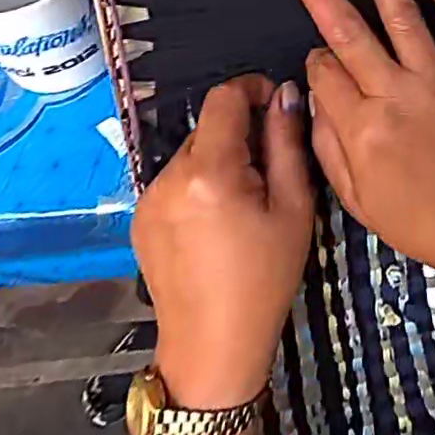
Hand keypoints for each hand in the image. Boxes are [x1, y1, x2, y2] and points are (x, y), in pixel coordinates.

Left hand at [133, 74, 313, 408]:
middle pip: (210, 125)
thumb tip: (284, 94)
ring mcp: (148, 198)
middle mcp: (168, 177)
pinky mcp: (141, 217)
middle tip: (272, 168)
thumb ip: (287, 141)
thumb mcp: (293, 205)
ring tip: (247, 197)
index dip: (254, 88)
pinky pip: (178, 177)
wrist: (213, 347)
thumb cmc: (265, 276)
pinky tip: (219, 217)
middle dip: (243, 132)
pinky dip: (201, 180)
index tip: (278, 107)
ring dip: (223, 156)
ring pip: (195, 151)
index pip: (224, 97)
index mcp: (208, 171)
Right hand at [286, 0, 434, 269]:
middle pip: (350, 32)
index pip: (324, 72)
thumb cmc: (415, 216)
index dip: (313, 60)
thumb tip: (314, 94)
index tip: (316, 60)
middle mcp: (396, 92)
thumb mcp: (355, 197)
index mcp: (362, 127)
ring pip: (403, 17)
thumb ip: (327, 143)